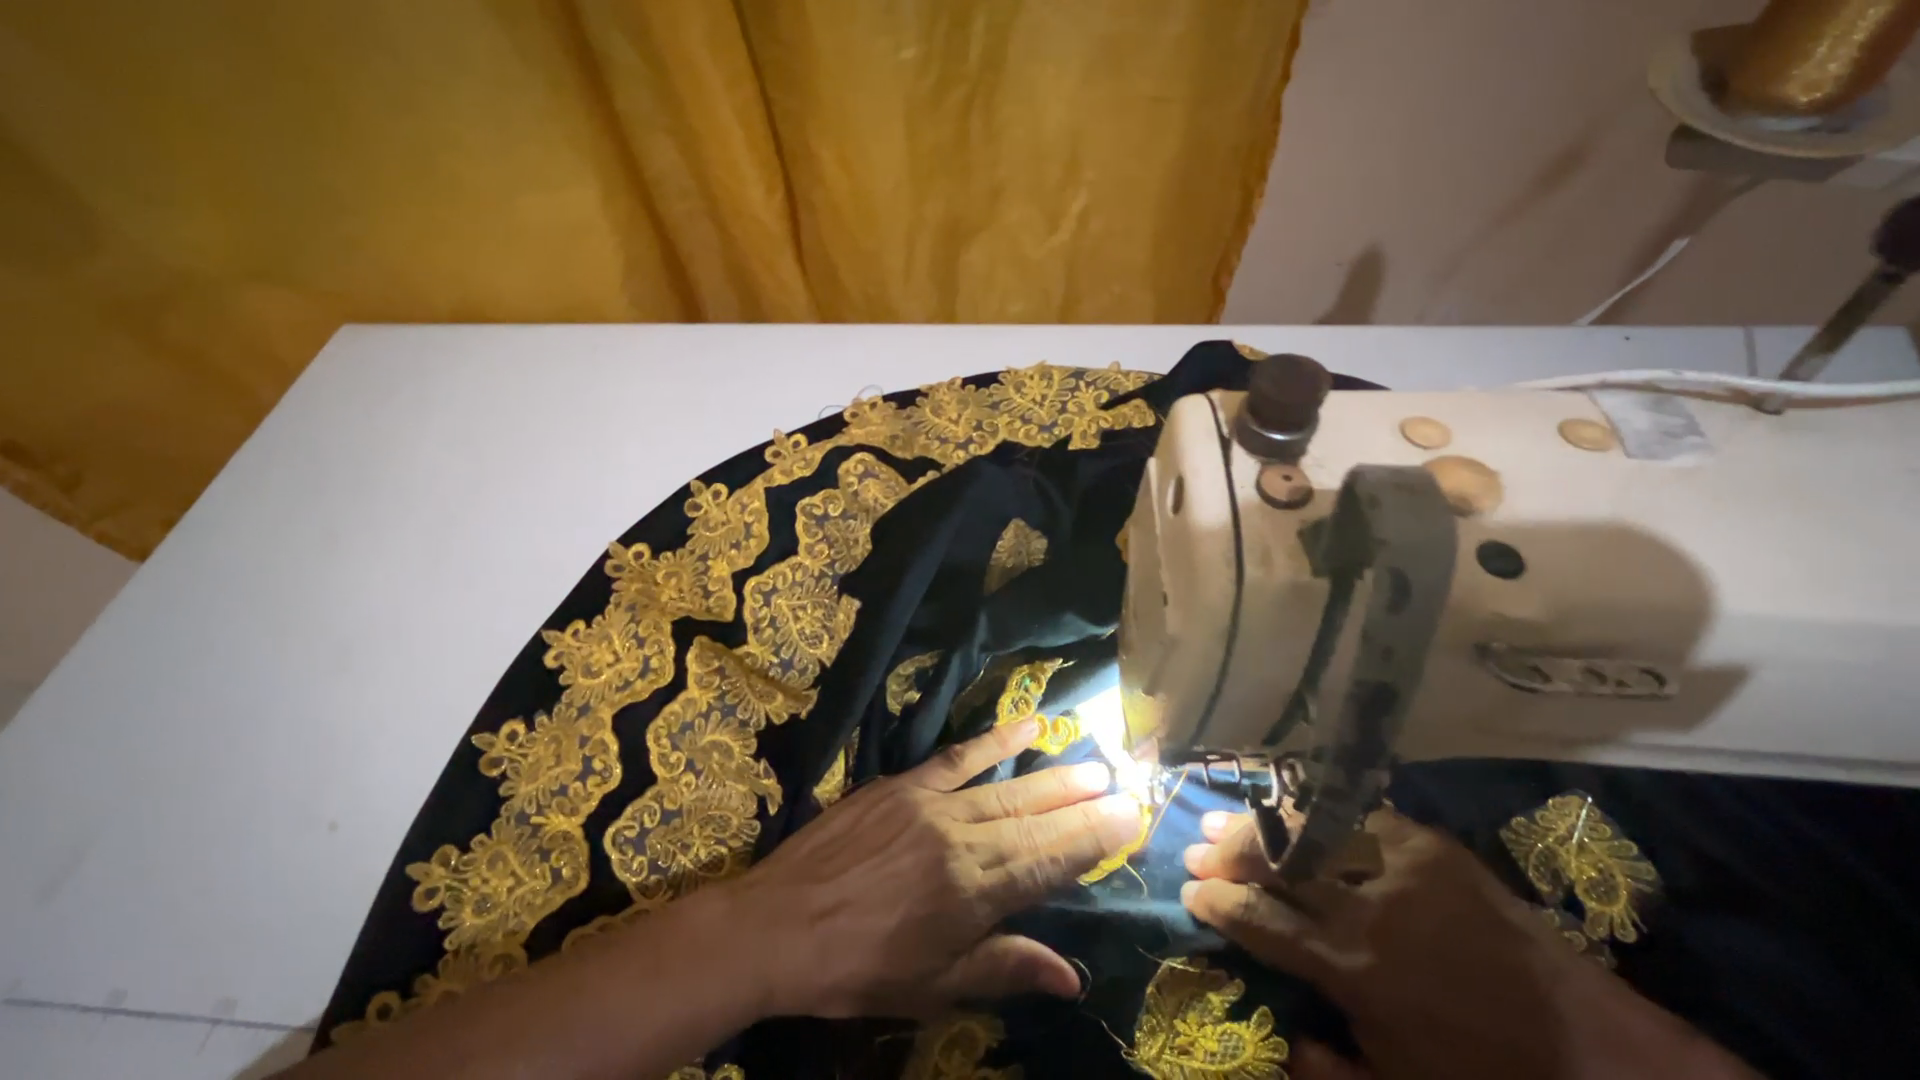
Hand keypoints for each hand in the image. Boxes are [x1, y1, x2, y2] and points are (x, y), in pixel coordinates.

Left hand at [726, 718, 1142, 1018]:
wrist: (776, 927)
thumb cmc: (856, 968)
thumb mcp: (932, 987)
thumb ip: (1003, 968)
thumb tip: (1071, 977)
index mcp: (972, 894)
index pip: (1048, 862)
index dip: (1092, 842)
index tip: (1130, 819)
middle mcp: (960, 841)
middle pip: (1035, 820)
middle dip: (1084, 806)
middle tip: (1127, 785)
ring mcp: (929, 806)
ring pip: (1005, 790)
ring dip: (1053, 778)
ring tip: (1094, 765)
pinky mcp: (899, 786)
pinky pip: (955, 758)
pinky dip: (993, 741)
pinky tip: (1026, 726)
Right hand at [1181, 810, 1759, 1079]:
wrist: (1596, 1051)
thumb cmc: (1485, 1076)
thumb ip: (1326, 1069)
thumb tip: (1277, 1038)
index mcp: (1351, 968)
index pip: (1260, 919)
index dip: (1217, 902)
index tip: (1190, 893)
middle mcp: (1368, 907)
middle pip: (1277, 861)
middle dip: (1229, 852)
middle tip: (1197, 848)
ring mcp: (1404, 868)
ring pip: (1312, 829)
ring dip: (1265, 825)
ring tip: (1232, 821)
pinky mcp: (1437, 849)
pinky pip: (1365, 819)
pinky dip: (1324, 816)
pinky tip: (1301, 816)